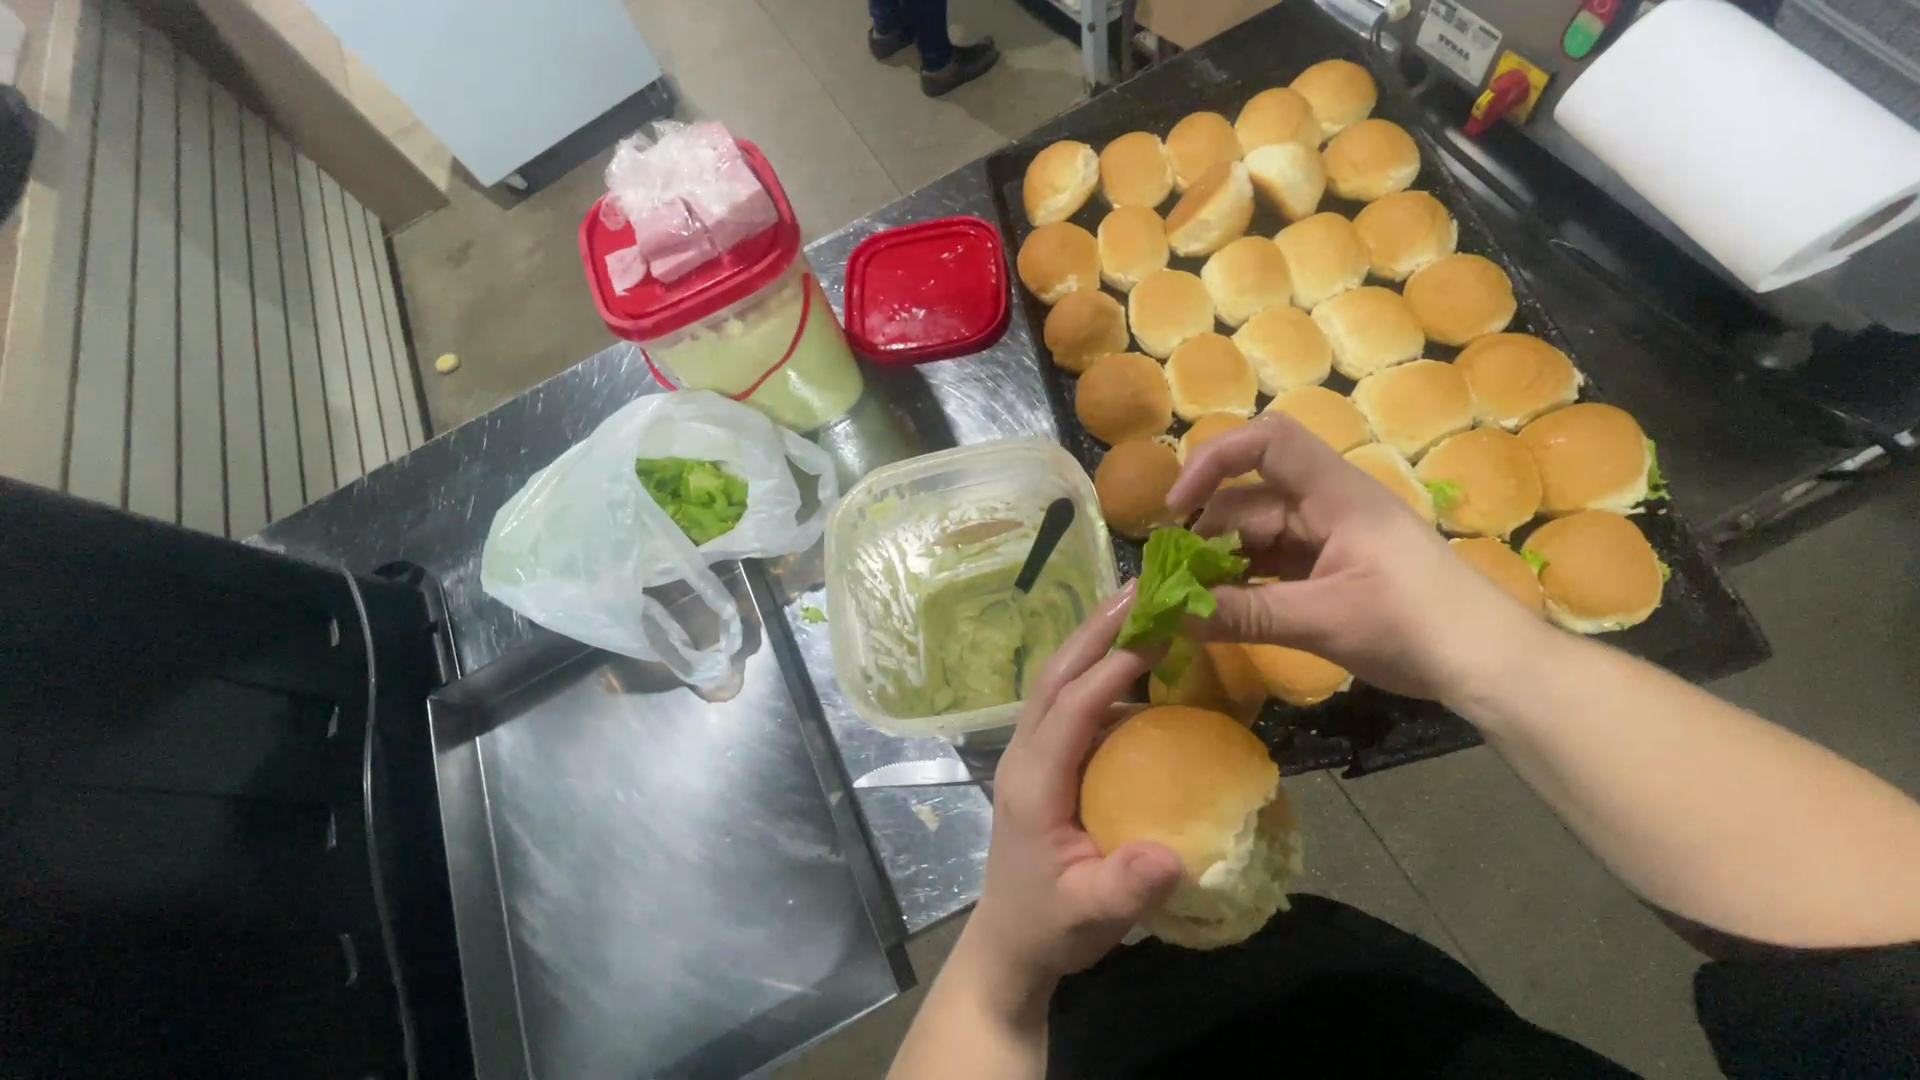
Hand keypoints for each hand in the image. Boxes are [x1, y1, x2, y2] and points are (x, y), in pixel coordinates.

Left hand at [967, 589, 1184, 1003]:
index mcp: (1032, 783)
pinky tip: (1135, 668)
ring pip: (1056, 682)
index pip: (1068, 710)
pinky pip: (1068, 703)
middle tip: (1141, 590)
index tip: (1153, 636)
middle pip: (1054, 677)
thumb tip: (1170, 854)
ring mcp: (1030, 754)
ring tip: (1140, 612)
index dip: (1108, 672)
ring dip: (1094, 643)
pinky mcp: (1043, 760)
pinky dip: (1098, 674)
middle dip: (1094, 631)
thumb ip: (1126, 886)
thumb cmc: (1049, 925)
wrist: (1010, 941)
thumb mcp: (1090, 915)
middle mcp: (1024, 755)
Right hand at [1167, 414, 1544, 702]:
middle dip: (1207, 533)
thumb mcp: (1325, 621)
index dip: (1214, 459)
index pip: (1267, 441)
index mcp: (1336, 494)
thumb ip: (1245, 615)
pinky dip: (1244, 583)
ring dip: (1222, 563)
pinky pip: (1272, 563)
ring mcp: (1329, 538)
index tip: (1178, 507)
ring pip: (1256, 535)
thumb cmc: (1417, 627)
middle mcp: (1327, 505)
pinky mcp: (1330, 569)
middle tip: (1174, 580)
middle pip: (1249, 498)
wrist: (1490, 665)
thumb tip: (1173, 615)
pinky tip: (1222, 610)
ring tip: (1191, 601)